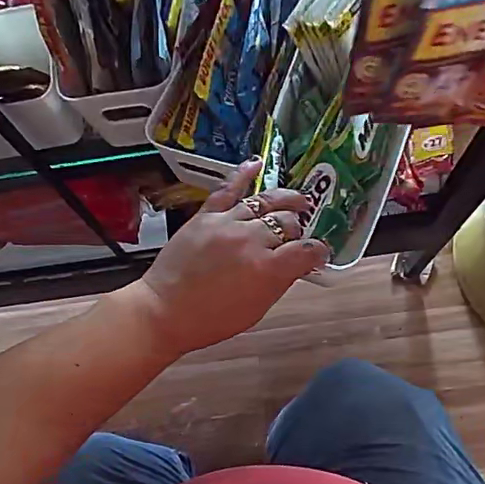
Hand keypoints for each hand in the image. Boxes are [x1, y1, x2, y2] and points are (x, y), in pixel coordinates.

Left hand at [129, 160, 330, 355]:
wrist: (165, 311)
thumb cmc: (213, 319)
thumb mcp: (257, 308)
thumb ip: (281, 281)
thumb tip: (299, 264)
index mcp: (269, 269)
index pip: (308, 250)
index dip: (319, 251)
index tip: (320, 253)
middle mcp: (252, 240)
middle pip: (288, 223)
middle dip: (299, 229)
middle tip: (300, 234)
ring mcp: (228, 223)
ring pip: (266, 202)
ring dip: (286, 200)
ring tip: (298, 200)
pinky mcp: (207, 215)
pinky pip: (228, 189)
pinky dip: (244, 174)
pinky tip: (258, 164)